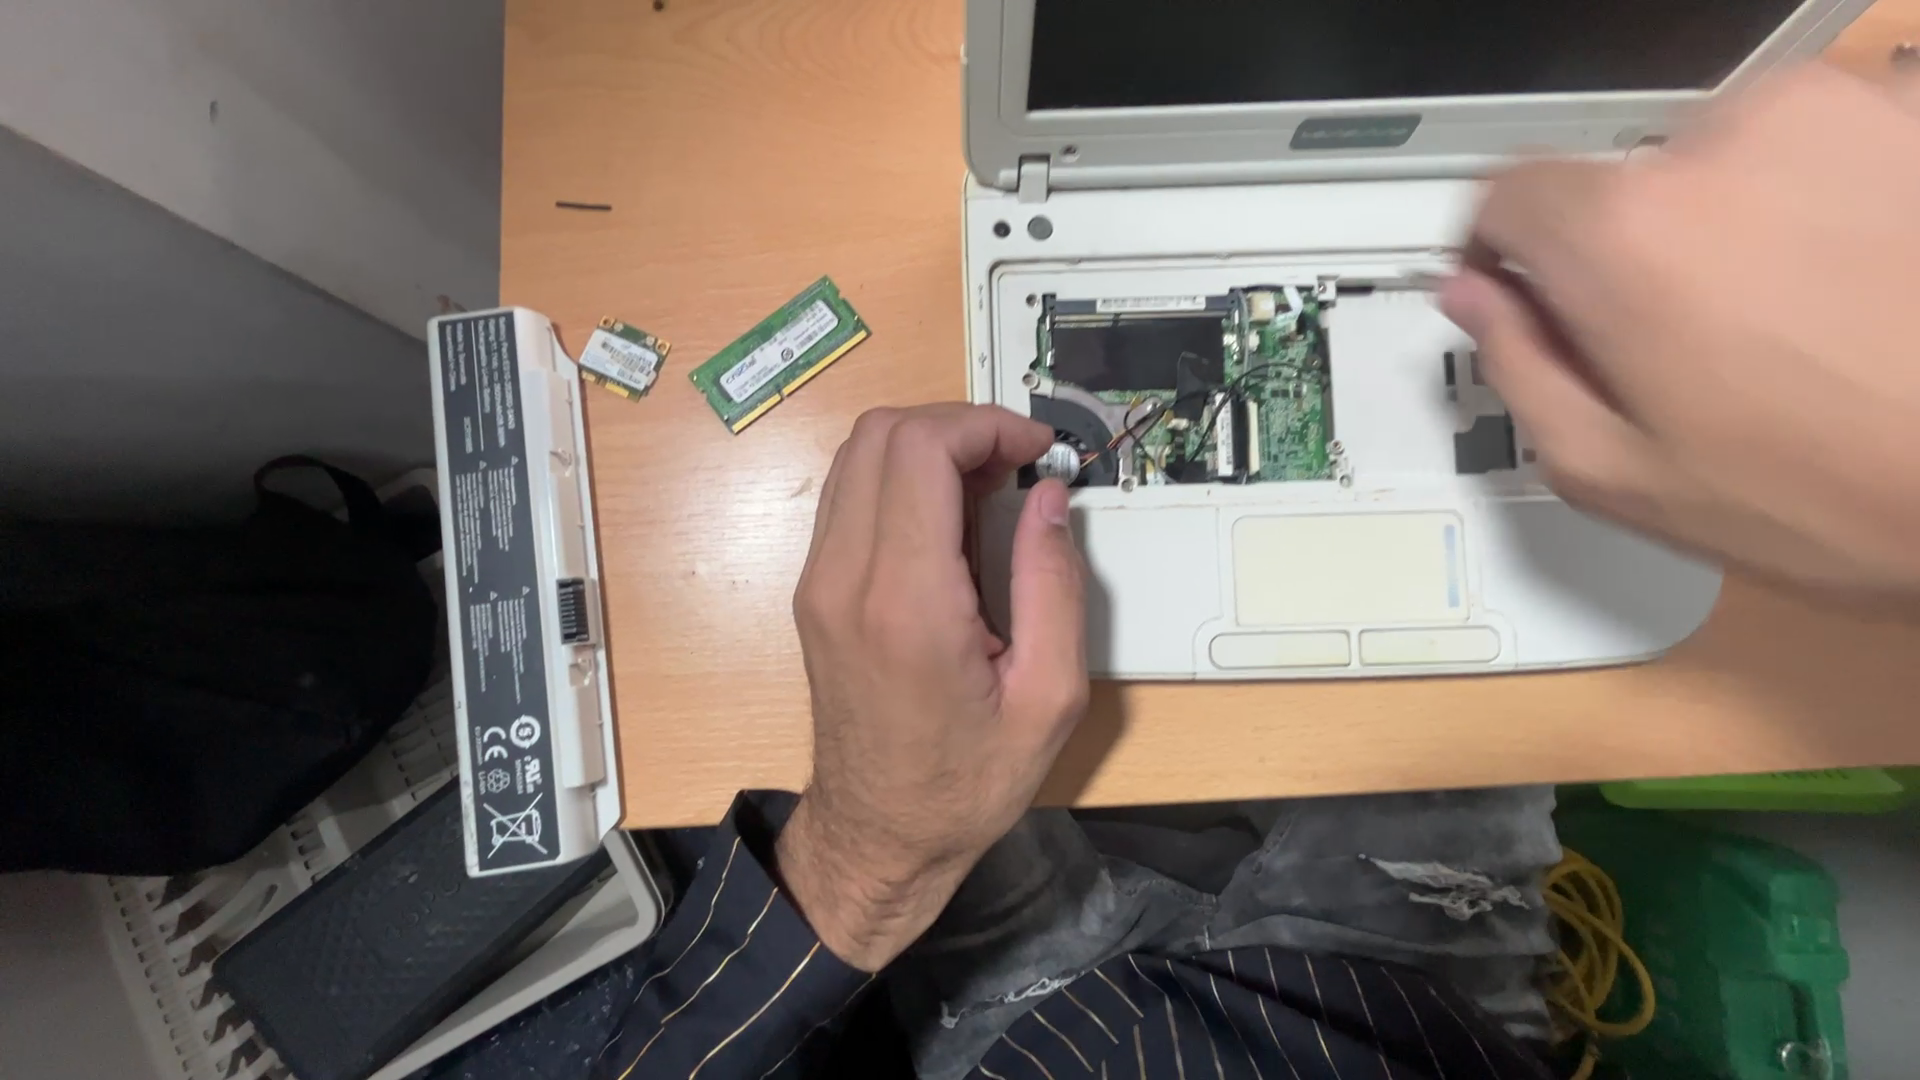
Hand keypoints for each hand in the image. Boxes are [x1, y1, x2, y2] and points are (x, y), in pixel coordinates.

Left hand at [776, 404, 1087, 970]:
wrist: (877, 835)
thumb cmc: (968, 781)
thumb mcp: (1050, 697)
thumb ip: (1054, 583)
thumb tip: (1047, 494)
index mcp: (905, 602)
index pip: (920, 449)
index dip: (985, 425)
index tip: (1037, 450)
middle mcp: (843, 577)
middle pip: (881, 433)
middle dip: (958, 425)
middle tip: (1016, 464)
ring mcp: (816, 580)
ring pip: (858, 453)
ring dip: (927, 446)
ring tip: (987, 485)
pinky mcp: (812, 589)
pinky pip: (849, 494)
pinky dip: (900, 477)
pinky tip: (947, 516)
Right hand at [1440, 65, 1919, 607]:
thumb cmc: (1832, 492)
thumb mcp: (1605, 463)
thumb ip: (1515, 363)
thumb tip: (1475, 299)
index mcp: (1626, 236)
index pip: (1500, 194)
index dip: (1491, 249)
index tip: (1509, 286)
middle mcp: (1732, 147)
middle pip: (1605, 184)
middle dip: (1603, 252)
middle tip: (1645, 338)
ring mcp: (1852, 119)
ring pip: (1706, 162)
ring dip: (1705, 226)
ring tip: (1752, 321)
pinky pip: (1813, 150)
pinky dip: (1798, 206)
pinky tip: (1834, 287)